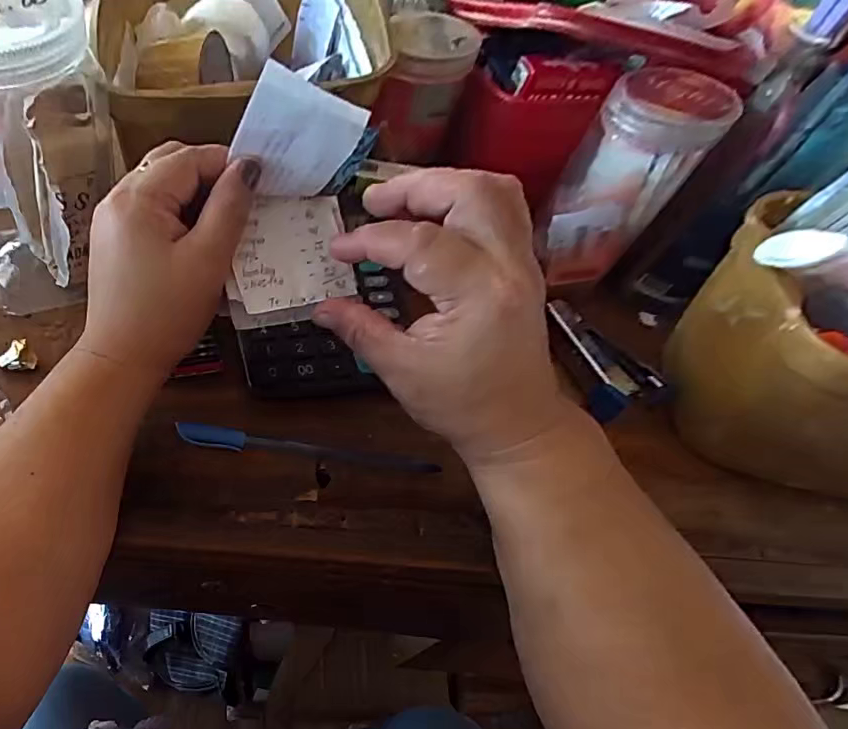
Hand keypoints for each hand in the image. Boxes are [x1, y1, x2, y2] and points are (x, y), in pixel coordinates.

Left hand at [78, 142, 258, 373]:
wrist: (121, 359)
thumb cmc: (166, 315)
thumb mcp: (208, 261)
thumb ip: (229, 208)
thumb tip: (247, 167)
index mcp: (138, 196)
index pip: (191, 157)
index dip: (228, 165)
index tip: (258, 186)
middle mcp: (117, 198)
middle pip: (171, 164)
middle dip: (209, 178)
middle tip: (241, 207)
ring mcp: (110, 220)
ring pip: (160, 189)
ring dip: (193, 199)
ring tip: (220, 230)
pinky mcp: (112, 242)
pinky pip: (149, 213)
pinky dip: (175, 218)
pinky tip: (193, 245)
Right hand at [312, 169, 575, 465]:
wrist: (517, 425)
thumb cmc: (461, 405)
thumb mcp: (403, 372)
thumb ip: (361, 331)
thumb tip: (322, 307)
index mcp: (478, 294)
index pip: (419, 243)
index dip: (372, 240)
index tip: (338, 249)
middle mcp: (508, 266)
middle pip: (468, 192)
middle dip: (414, 187)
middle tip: (372, 201)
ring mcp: (524, 262)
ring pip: (494, 190)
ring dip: (445, 184)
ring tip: (403, 200)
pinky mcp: (525, 266)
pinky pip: (505, 209)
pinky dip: (469, 198)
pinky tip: (438, 214)